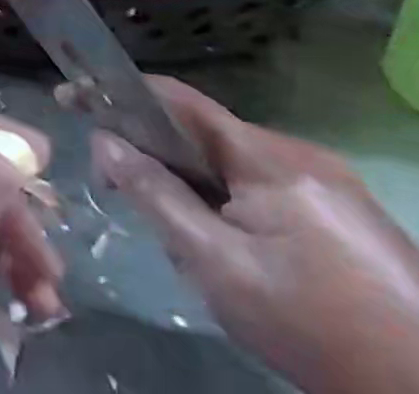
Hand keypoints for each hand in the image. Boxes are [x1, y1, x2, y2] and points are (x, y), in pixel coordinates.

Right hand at [92, 77, 418, 393]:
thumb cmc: (316, 326)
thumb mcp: (218, 266)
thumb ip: (157, 197)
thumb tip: (105, 141)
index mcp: (266, 156)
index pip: (177, 99)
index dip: (119, 93)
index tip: (71, 98)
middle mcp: (297, 153)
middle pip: (204, 136)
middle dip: (159, 158)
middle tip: (130, 200)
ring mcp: (329, 182)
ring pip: (234, 169)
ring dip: (196, 191)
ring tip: (193, 250)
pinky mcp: (347, 214)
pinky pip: (266, 191)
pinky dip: (231, 209)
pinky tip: (238, 260)